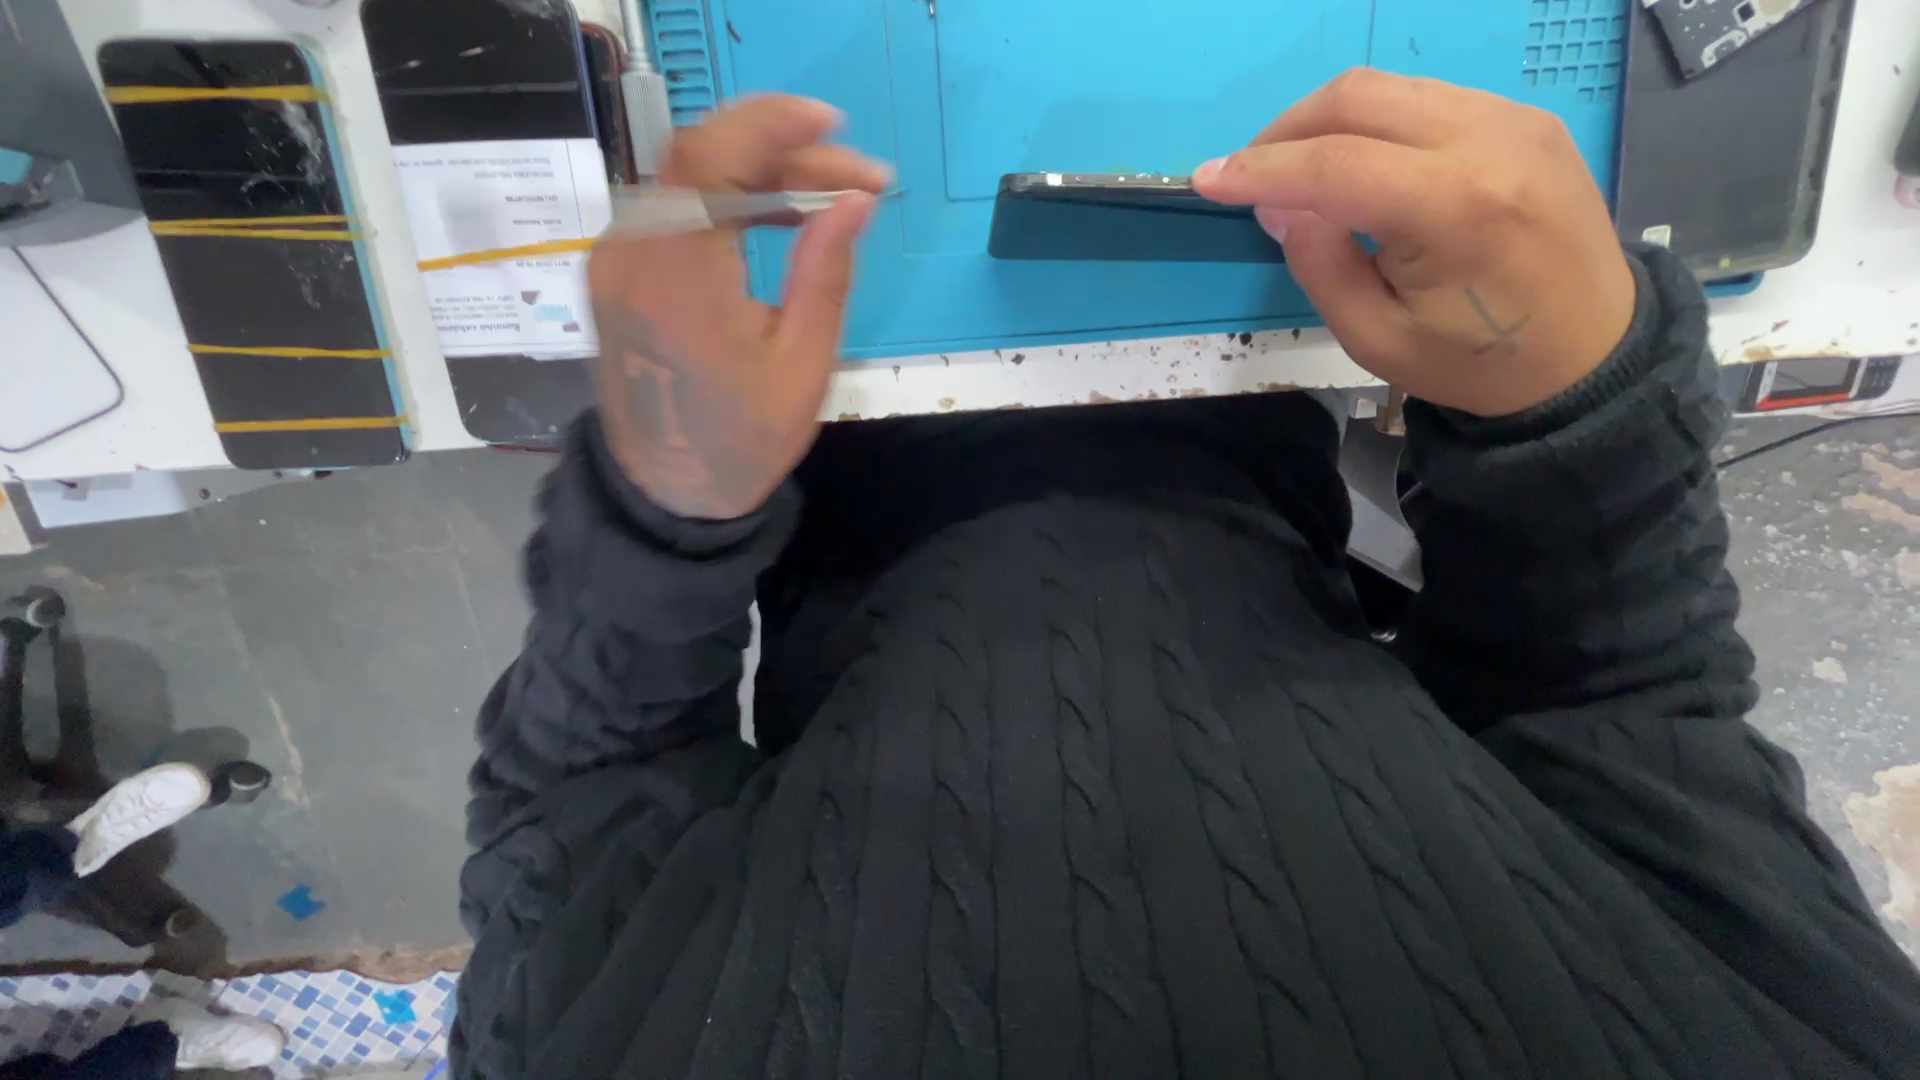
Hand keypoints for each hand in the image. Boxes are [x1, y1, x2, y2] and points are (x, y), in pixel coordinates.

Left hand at [588, 96, 889, 517]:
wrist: (669, 493)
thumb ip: (825, 274)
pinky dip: (726, 201)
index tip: (834, 128)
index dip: (773, 126)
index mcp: (679, 280)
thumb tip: (855, 201)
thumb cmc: (743, 440)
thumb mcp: (803, 366)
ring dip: (759, 175)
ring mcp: (615, 261)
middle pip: (703, 162)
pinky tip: (774, 214)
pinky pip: (671, 211)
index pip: (713, 159)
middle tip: (857, 183)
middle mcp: (632, 254)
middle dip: (785, 156)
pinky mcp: (617, 272)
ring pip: (686, 181)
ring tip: (827, 197)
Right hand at [1192, 69, 1636, 416]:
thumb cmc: (1474, 362)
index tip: (1205, 179)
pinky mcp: (1524, 118)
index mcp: (1455, 207)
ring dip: (1323, 122)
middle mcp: (1490, 139)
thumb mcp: (1374, 338)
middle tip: (1246, 176)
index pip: (1333, 164)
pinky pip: (1424, 98)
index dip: (1259, 169)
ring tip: (1291, 172)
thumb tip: (1281, 204)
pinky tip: (1353, 166)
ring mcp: (1514, 119)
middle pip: (1359, 97)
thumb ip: (1319, 264)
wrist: (1589, 355)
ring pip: (1390, 87)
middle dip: (1284, 131)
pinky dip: (1370, 124)